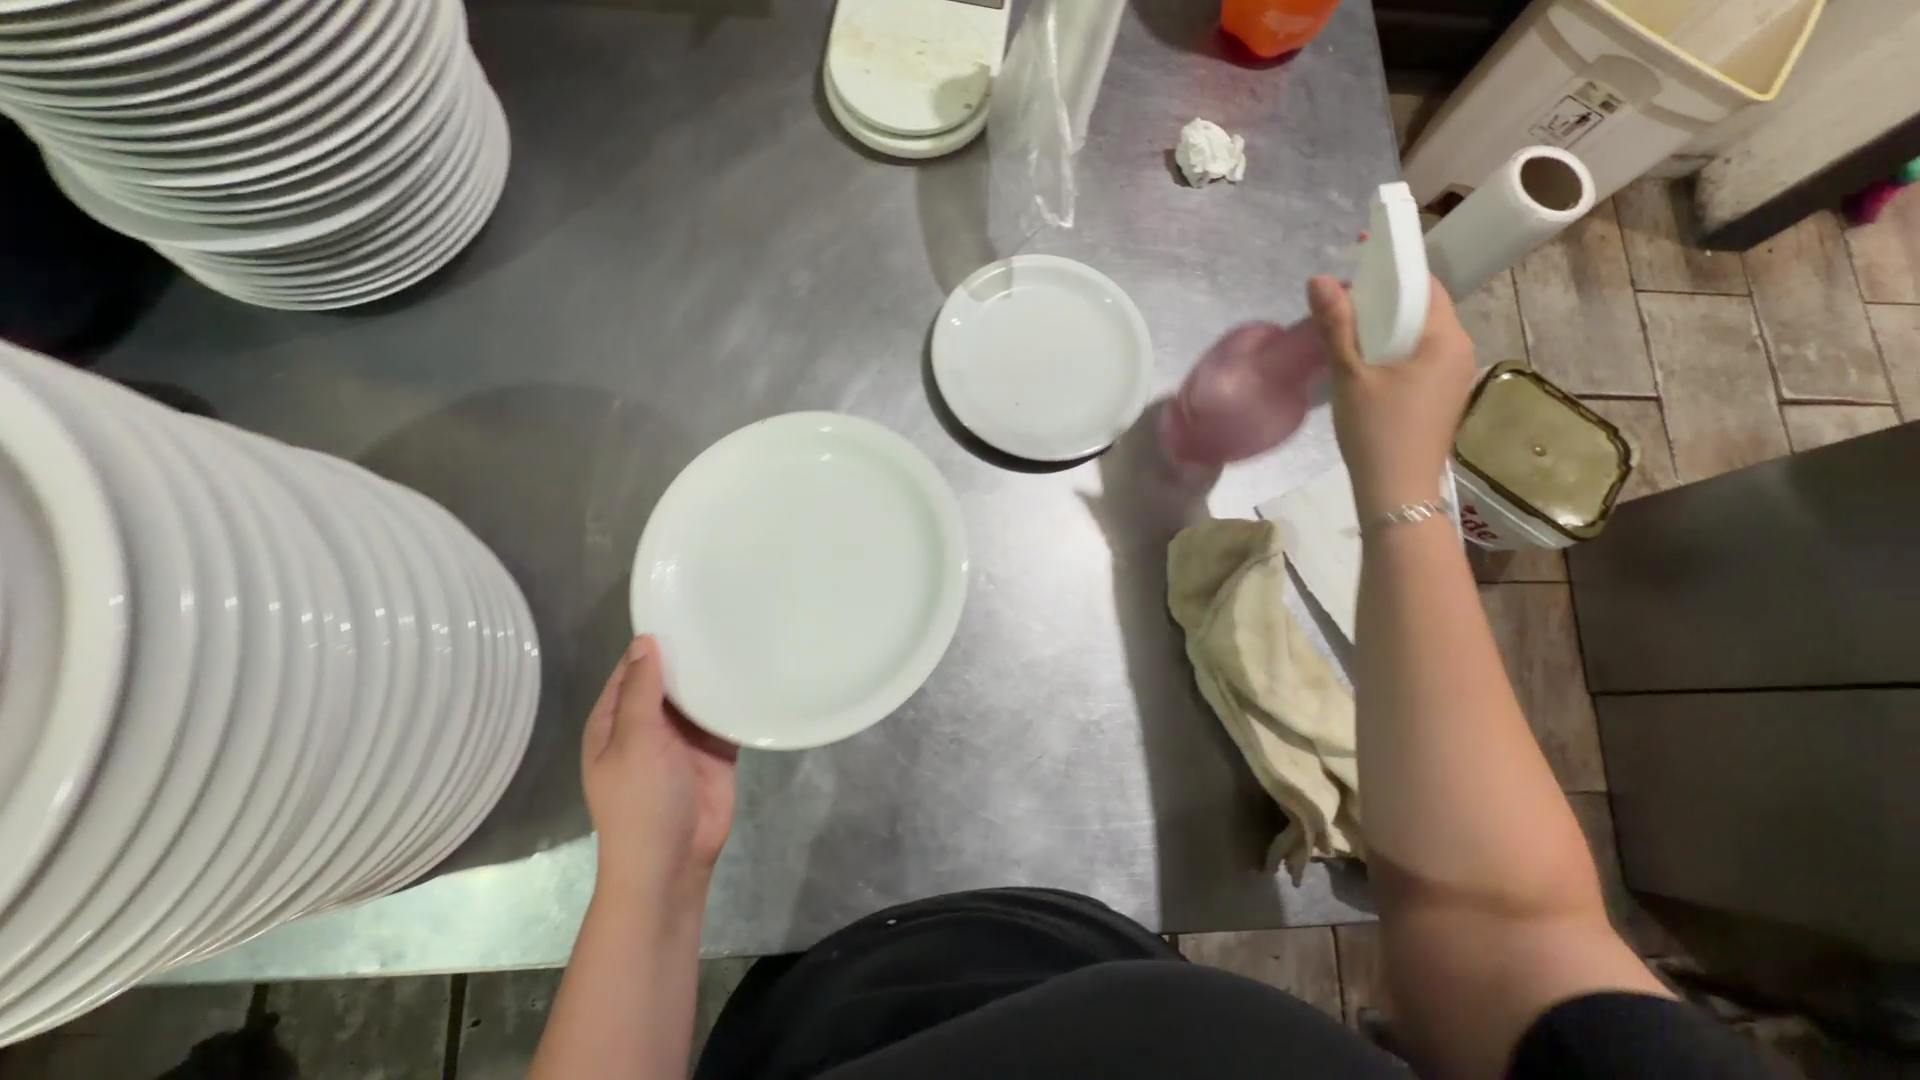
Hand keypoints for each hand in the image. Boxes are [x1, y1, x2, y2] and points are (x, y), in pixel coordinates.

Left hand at [581, 636, 738, 906]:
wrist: (673, 861)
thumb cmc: (640, 802)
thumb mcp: (633, 741)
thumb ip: (642, 691)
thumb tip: (645, 641)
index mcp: (616, 721)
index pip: (632, 670)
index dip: (651, 643)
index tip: (680, 608)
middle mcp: (649, 724)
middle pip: (669, 679)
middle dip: (689, 654)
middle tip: (722, 611)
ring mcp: (683, 738)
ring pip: (699, 695)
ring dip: (714, 674)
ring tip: (744, 632)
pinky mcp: (715, 751)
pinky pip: (725, 716)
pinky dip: (737, 699)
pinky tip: (756, 671)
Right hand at [1308, 274, 1478, 519]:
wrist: (1397, 492)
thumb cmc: (1376, 431)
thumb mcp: (1350, 375)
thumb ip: (1337, 325)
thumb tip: (1321, 279)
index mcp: (1445, 338)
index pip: (1424, 284)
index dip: (1391, 267)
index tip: (1357, 256)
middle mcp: (1459, 350)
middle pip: (1422, 308)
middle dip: (1384, 297)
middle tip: (1341, 295)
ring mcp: (1453, 375)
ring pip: (1418, 334)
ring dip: (1385, 325)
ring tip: (1345, 326)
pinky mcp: (1441, 396)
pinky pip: (1417, 357)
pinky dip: (1391, 349)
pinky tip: (1362, 359)